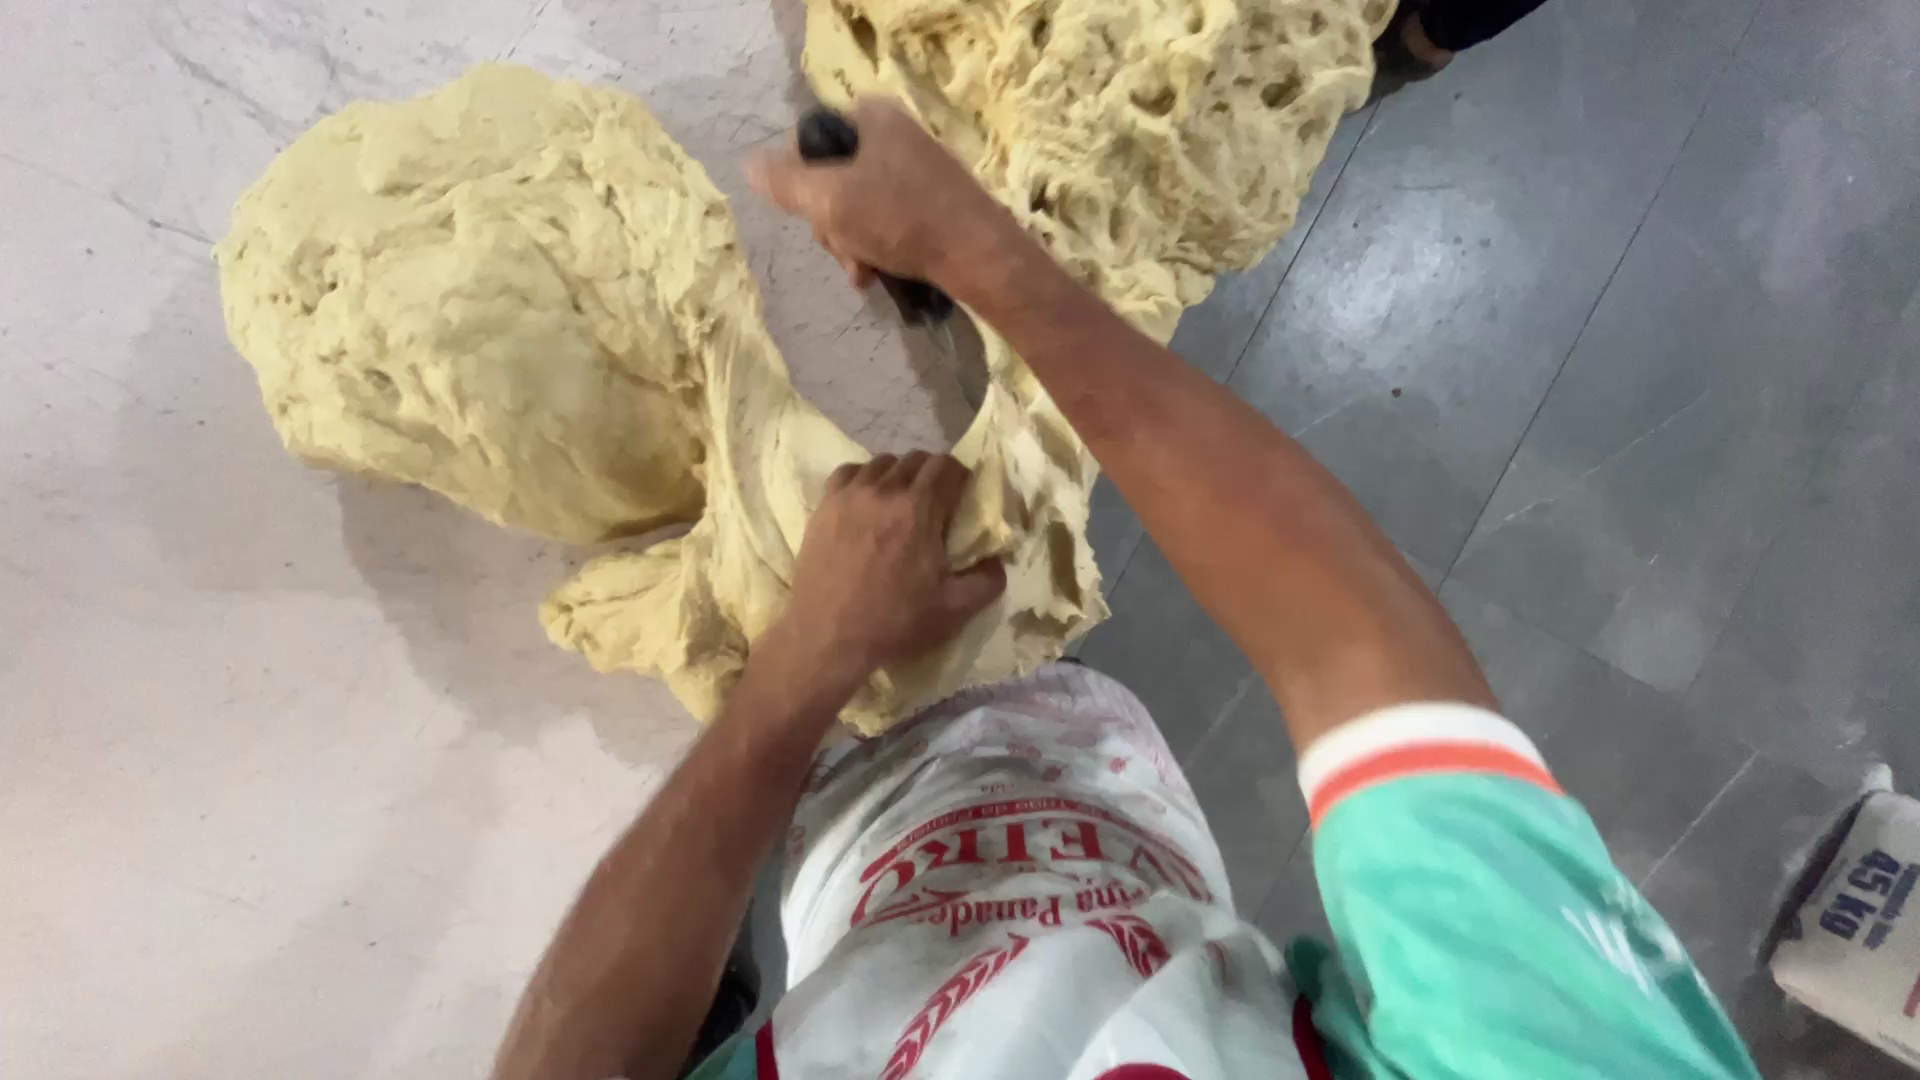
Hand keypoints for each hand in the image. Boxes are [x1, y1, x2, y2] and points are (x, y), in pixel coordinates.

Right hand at [745, 98, 1020, 294]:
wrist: (977, 255)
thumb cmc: (901, 220)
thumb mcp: (831, 201)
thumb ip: (786, 183)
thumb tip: (748, 165)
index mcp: (870, 116)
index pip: (808, 142)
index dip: (799, 184)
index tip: (811, 217)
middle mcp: (894, 134)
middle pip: (832, 180)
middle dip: (832, 225)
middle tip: (846, 251)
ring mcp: (915, 170)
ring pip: (858, 209)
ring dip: (851, 245)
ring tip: (865, 272)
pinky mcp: (932, 205)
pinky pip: (887, 223)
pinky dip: (877, 249)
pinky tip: (879, 274)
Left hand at [777, 452, 1005, 689]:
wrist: (826, 637)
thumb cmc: (892, 623)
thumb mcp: (953, 610)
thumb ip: (987, 581)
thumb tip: (997, 562)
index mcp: (919, 509)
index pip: (946, 466)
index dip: (960, 477)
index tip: (962, 497)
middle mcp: (884, 491)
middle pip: (915, 460)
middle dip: (932, 475)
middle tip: (935, 503)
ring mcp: (849, 495)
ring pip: (882, 462)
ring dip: (899, 475)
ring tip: (900, 503)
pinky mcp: (824, 506)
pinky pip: (849, 472)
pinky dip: (864, 478)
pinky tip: (866, 501)